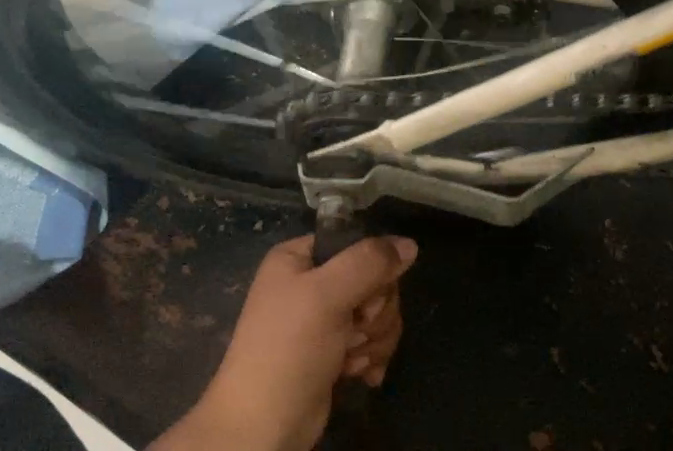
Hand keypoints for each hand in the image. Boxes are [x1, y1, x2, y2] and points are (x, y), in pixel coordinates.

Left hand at [152, 234, 417, 450]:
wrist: (262, 430)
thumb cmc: (287, 350)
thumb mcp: (327, 294)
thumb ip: (371, 262)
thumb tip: (410, 244)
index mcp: (298, 259)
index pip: (355, 242)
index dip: (370, 267)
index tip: (364, 295)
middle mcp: (312, 284)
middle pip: (375, 279)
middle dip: (374, 311)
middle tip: (355, 330)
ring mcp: (325, 320)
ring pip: (379, 311)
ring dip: (374, 338)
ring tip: (351, 359)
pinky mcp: (336, 352)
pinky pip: (373, 339)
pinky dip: (371, 356)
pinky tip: (359, 374)